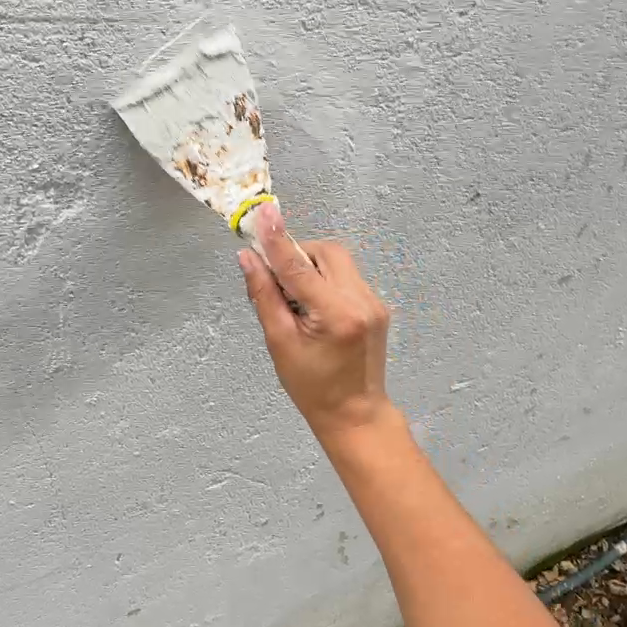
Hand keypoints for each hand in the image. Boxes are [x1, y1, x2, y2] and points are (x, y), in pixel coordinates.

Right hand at [237, 205, 392, 438]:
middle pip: (327, 252)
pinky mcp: (377, 305)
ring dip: (312, 268)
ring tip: (297, 300)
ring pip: (338, 262)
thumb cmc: (312, 387)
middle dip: (299, 254)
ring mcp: (374, 302)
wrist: (355, 413)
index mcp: (335, 314)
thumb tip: (249, 258)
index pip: (299, 265)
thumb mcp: (279, 342)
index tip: (264, 212)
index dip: (278, 238)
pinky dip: (325, 281)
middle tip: (278, 279)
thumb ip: (264, 296)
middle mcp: (361, 301)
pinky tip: (315, 308)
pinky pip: (347, 277)